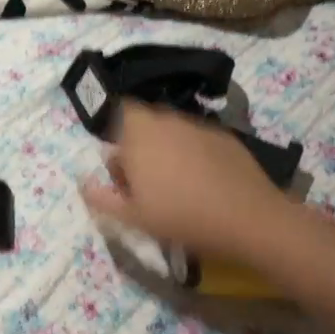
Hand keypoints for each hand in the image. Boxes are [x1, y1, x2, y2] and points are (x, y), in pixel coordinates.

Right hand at [80, 101, 291, 262]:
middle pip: (146, 123)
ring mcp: (199, 126)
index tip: (125, 167)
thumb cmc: (182, 216)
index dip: (120, 136)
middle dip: (143, 144)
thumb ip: (102, 197)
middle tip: (148, 181)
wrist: (250, 220)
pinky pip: (200, 141)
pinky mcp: (226, 137)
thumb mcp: (133, 216)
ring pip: (174, 132)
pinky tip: (207, 184)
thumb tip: (83, 183)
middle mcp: (167, 120)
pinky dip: (197, 155)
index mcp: (139, 132)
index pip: (120, 113)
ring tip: (179, 184)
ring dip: (170, 150)